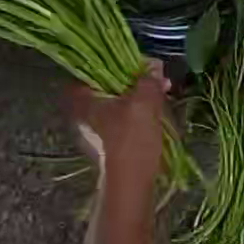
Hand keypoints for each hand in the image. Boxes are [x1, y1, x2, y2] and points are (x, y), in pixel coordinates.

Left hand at [66, 73, 170, 198]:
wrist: (131, 180)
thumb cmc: (132, 138)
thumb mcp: (144, 102)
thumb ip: (148, 80)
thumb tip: (154, 63)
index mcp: (82, 97)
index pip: (96, 69)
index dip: (120, 64)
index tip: (141, 67)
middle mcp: (82, 111)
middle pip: (109, 86)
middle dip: (133, 83)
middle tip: (156, 82)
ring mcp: (94, 128)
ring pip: (118, 103)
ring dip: (138, 99)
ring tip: (161, 99)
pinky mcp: (108, 142)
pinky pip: (123, 120)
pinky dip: (138, 116)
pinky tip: (155, 118)